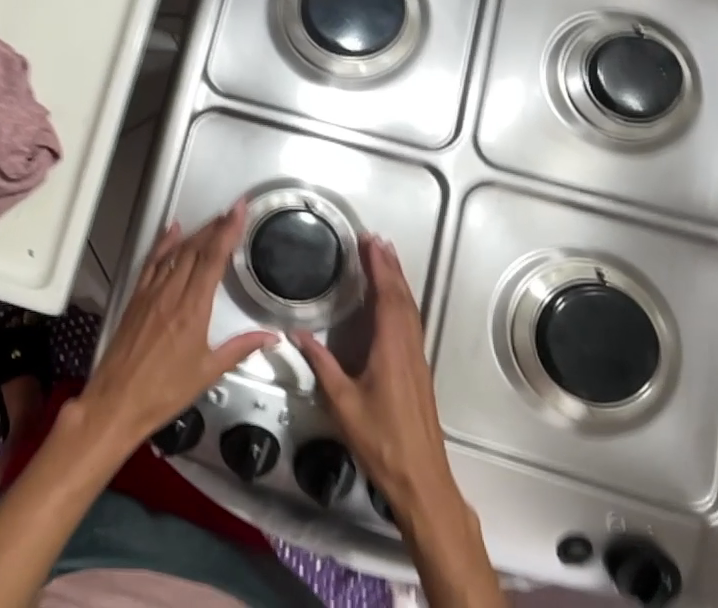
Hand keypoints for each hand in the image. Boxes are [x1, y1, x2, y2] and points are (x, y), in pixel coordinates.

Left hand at [78, 201, 276, 449]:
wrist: (117, 400)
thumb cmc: (164, 391)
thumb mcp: (208, 372)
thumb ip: (240, 348)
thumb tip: (271, 337)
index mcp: (192, 309)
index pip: (213, 259)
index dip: (228, 231)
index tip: (239, 211)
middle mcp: (170, 294)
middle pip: (195, 249)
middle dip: (215, 227)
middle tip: (232, 211)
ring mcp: (150, 293)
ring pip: (175, 252)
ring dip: (195, 233)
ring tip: (212, 219)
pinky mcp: (136, 298)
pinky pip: (152, 263)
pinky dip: (164, 244)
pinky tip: (172, 231)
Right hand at [295, 234, 455, 512]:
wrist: (420, 477)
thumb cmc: (380, 440)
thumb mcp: (341, 402)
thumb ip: (321, 364)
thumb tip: (298, 334)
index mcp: (391, 350)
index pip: (387, 298)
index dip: (379, 268)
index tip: (369, 243)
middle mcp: (409, 348)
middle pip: (403, 299)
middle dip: (390, 267)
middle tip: (376, 241)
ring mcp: (417, 360)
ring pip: (410, 311)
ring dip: (398, 282)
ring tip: (385, 260)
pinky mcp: (418, 371)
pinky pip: (411, 324)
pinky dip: (401, 302)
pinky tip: (392, 302)